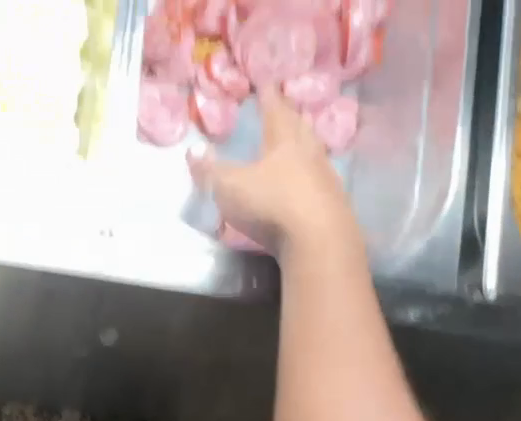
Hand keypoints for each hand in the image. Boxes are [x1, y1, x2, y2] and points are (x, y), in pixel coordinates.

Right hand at [188, 87, 358, 260]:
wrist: (316, 235)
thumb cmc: (270, 202)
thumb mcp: (230, 187)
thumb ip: (210, 171)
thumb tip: (191, 151)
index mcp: (284, 143)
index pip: (275, 113)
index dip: (269, 98)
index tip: (267, 84)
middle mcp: (308, 152)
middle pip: (300, 128)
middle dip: (292, 118)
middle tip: (289, 110)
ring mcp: (322, 176)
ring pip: (313, 151)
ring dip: (305, 144)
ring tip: (299, 142)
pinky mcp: (329, 201)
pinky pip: (318, 178)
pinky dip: (310, 173)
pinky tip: (306, 180)